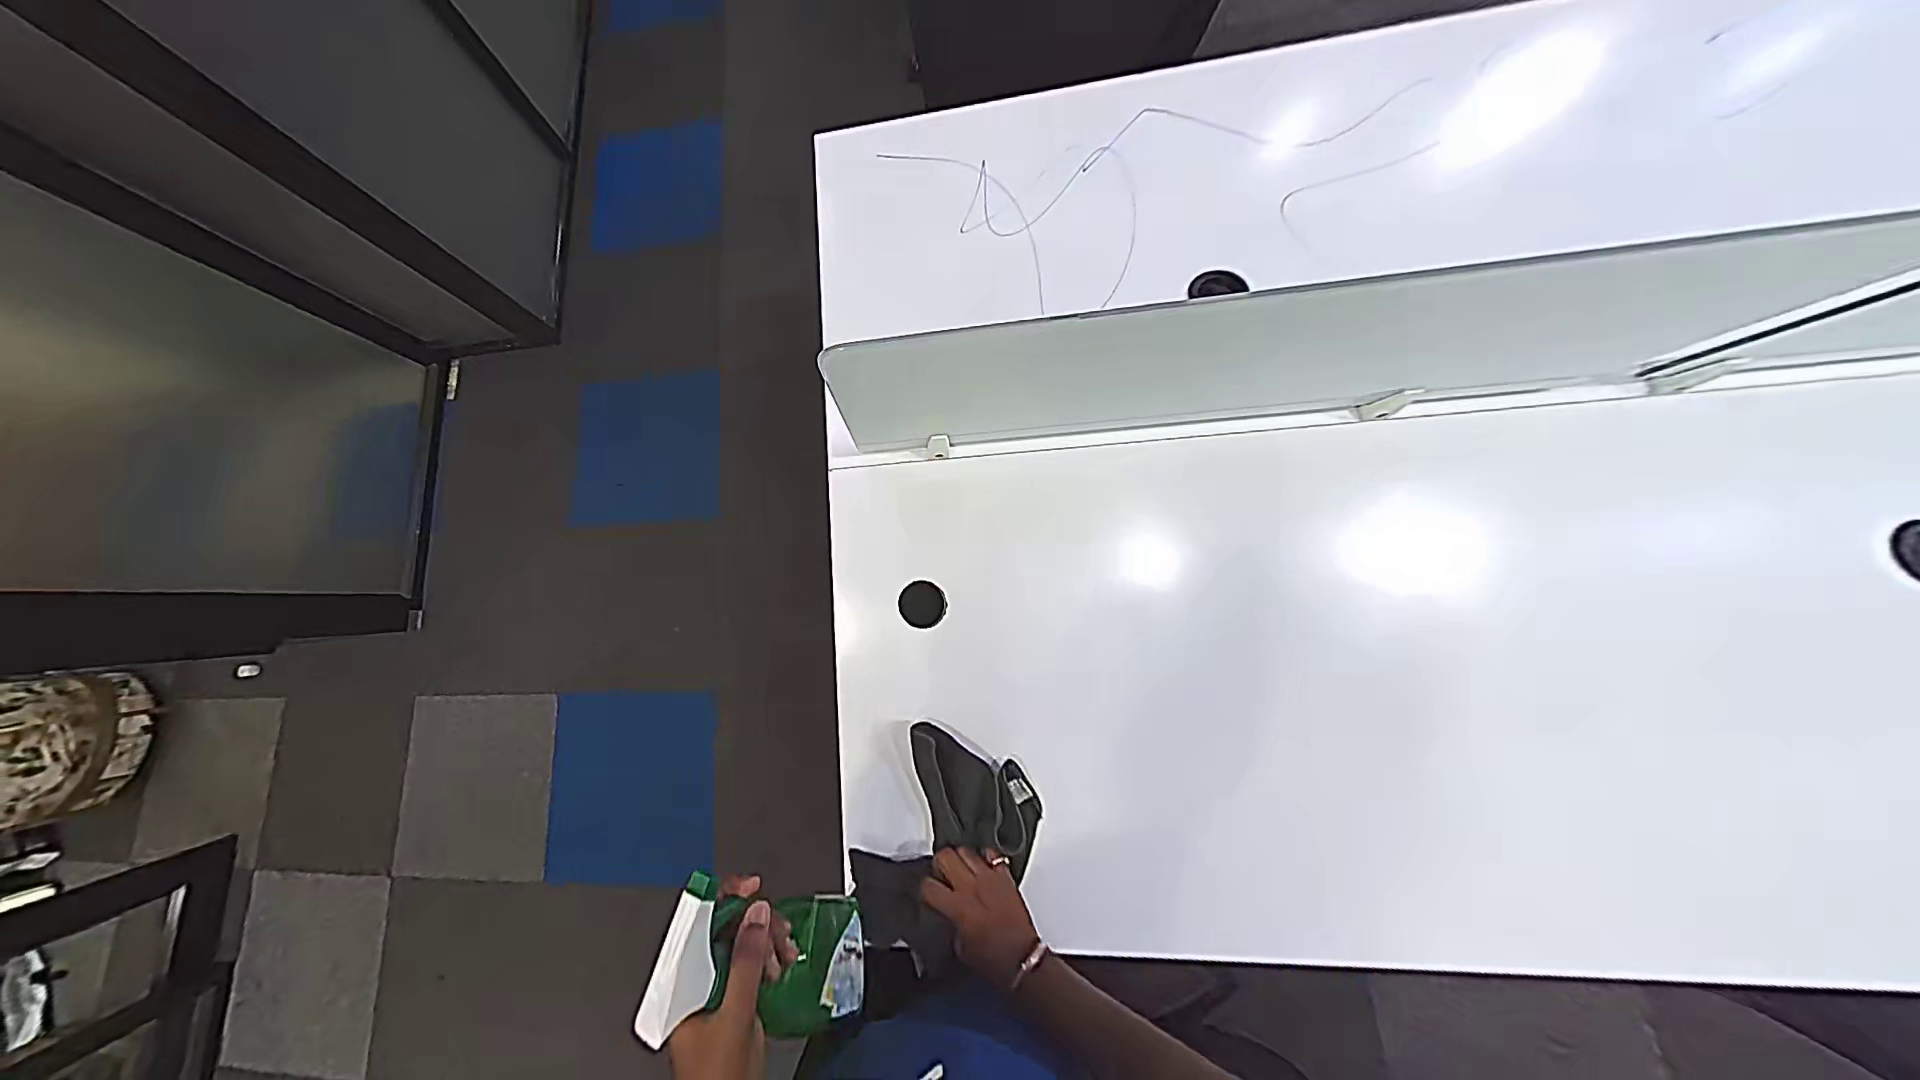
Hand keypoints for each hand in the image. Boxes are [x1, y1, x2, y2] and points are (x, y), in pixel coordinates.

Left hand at [666, 875, 798, 1079]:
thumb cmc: (718, 1076)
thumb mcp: (735, 1014)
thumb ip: (745, 961)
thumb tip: (756, 914)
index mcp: (682, 983)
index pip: (698, 923)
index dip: (724, 897)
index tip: (750, 885)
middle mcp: (695, 981)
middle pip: (725, 929)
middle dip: (758, 924)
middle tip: (778, 928)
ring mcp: (714, 989)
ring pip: (742, 943)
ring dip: (769, 942)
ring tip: (783, 955)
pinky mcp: (733, 998)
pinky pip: (752, 962)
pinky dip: (770, 957)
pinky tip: (782, 964)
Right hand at [921, 847, 1040, 988]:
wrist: (1022, 958)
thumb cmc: (994, 959)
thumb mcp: (960, 948)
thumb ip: (950, 924)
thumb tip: (947, 913)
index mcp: (957, 907)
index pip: (928, 885)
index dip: (924, 890)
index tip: (928, 894)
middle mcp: (972, 887)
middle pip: (944, 856)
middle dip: (939, 865)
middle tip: (942, 876)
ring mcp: (990, 878)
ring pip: (966, 850)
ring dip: (960, 859)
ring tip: (960, 870)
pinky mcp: (1005, 876)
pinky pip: (991, 854)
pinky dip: (984, 858)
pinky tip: (982, 869)